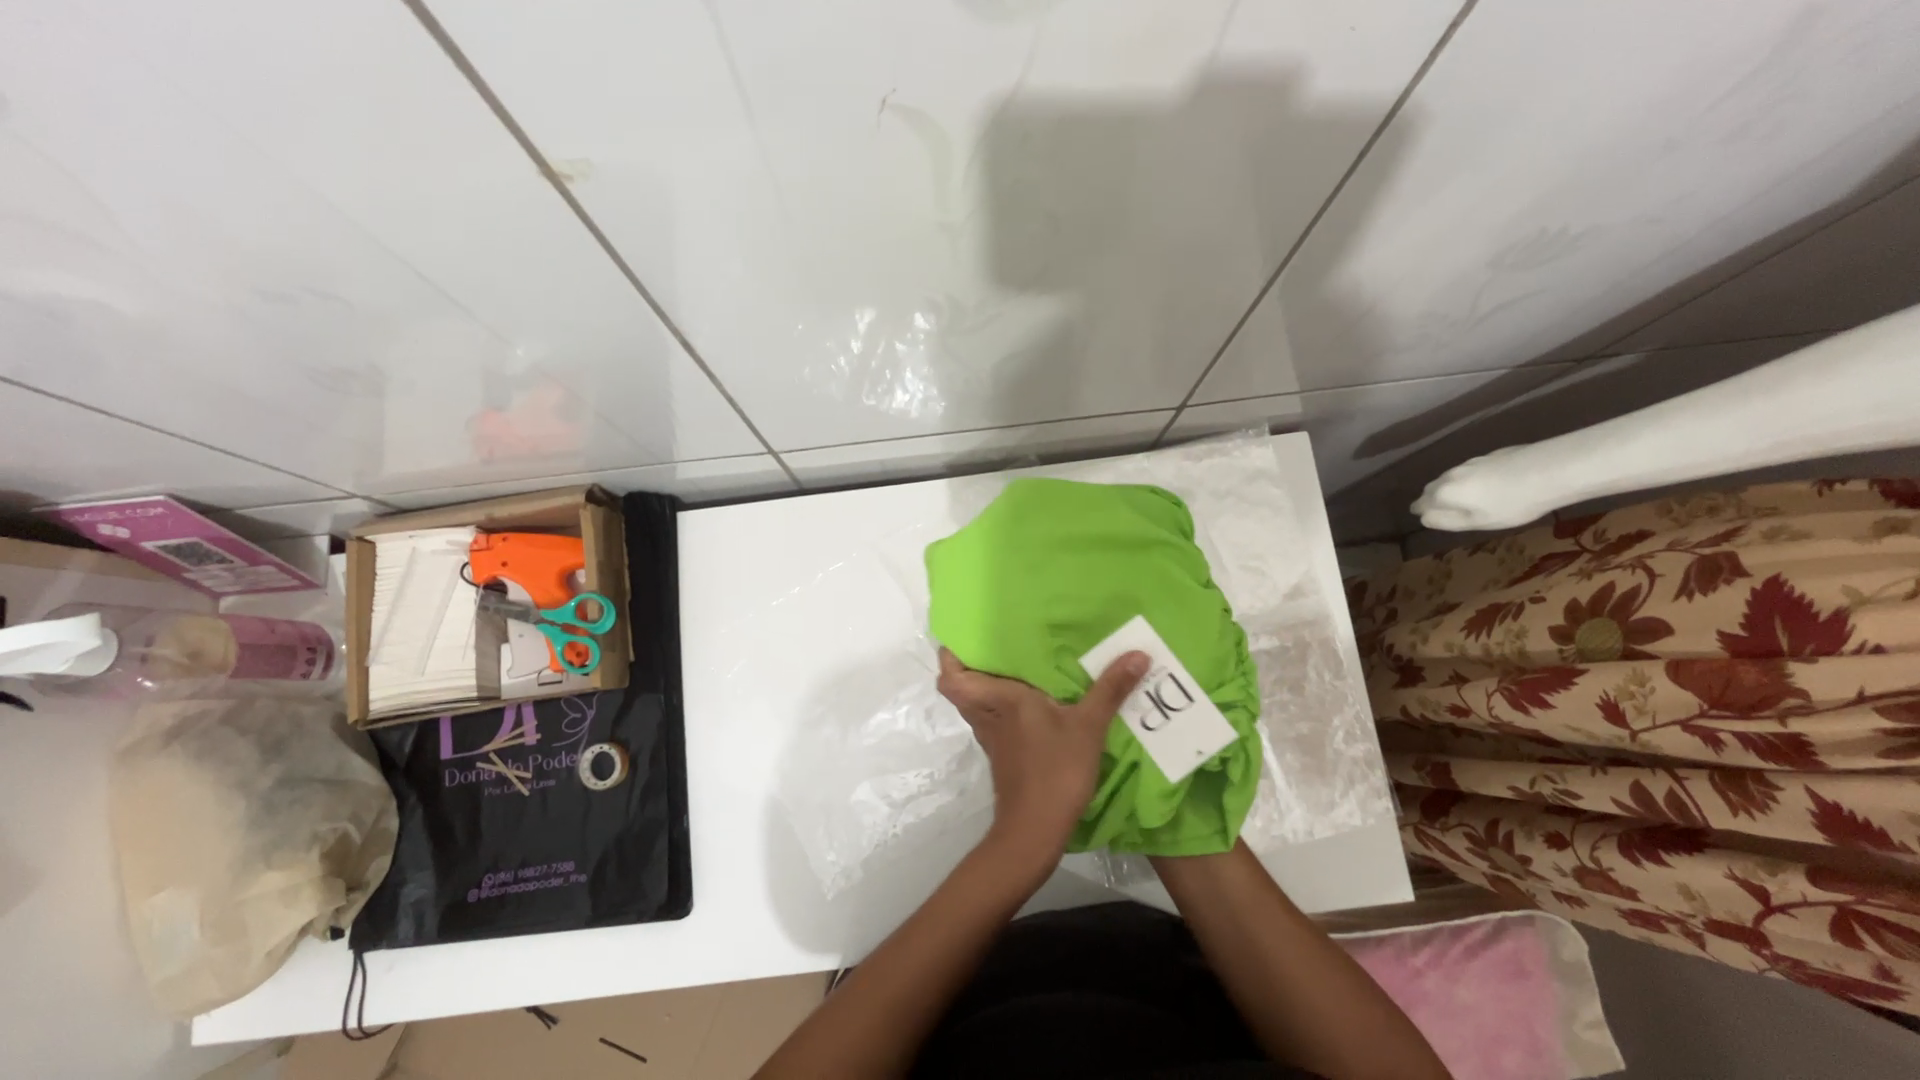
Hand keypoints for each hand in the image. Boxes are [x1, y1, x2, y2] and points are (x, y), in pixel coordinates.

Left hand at [937, 647, 1148, 865]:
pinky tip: (1033, 703)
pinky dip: (1004, 709)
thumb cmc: (1055, 771)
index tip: (966, 635)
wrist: (1035, 830)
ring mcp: (993, 738)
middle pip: (959, 688)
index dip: (950, 656)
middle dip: (969, 666)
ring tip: (1016, 666)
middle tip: (995, 645)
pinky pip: (994, 721)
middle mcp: (988, 714)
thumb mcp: (1088, 726)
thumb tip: (1139, 653)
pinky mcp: (1003, 755)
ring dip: (987, 687)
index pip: (951, 675)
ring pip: (976, 705)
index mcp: (1000, 698)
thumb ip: (1110, 689)